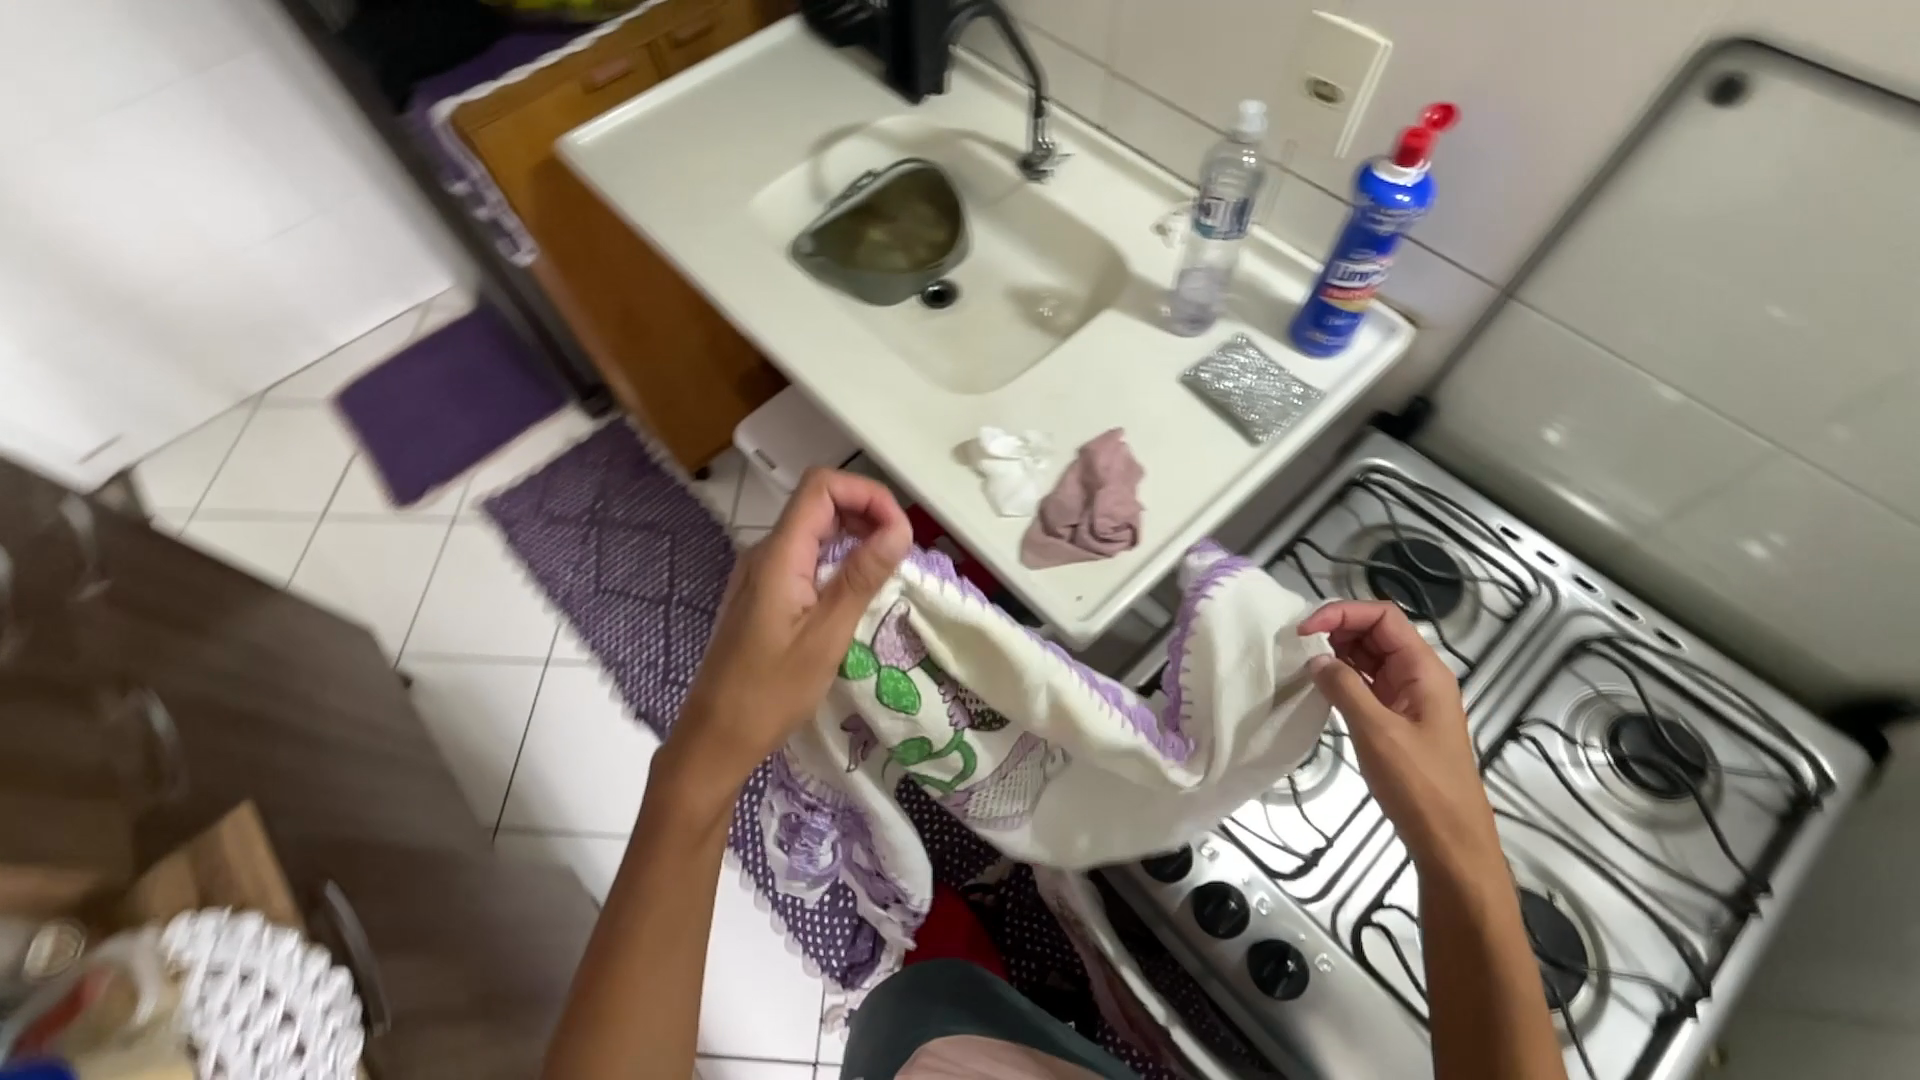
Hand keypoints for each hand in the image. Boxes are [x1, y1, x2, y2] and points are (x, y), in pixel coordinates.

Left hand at [656, 468, 911, 817]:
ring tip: (886, 570)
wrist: (715, 737)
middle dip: (866, 513)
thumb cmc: (770, 692)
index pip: (822, 487)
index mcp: (778, 555)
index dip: (867, 494)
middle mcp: (765, 553)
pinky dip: (837, 561)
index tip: (901, 530)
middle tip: (901, 551)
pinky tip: (856, 592)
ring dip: (854, 537)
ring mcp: (760, 574)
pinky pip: (804, 559)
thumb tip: (899, 529)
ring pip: (813, 531)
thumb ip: (861, 577)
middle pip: (818, 503)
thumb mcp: (826, 636)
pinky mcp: (762, 596)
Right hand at [1298, 602, 1501, 876]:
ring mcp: (1409, 698)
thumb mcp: (1376, 731)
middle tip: (1298, 646)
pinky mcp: (1398, 719)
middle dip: (1337, 629)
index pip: (1383, 617)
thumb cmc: (1419, 784)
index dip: (1343, 613)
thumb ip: (1344, 687)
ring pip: (1369, 657)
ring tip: (1303, 662)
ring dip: (1337, 653)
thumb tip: (1315, 659)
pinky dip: (1342, 678)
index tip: (1305, 631)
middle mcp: (1419, 676)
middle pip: (1376, 632)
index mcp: (1424, 670)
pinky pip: (1367, 683)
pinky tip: (1320, 687)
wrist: (1450, 840)